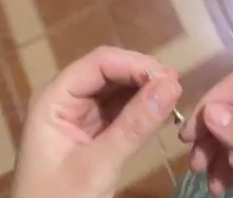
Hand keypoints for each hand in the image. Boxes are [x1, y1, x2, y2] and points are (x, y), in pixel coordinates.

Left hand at [12, 46, 180, 197]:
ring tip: (175, 95)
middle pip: (109, 72)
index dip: (134, 64)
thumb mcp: (96, 168)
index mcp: (55, 98)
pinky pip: (119, 112)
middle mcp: (67, 99)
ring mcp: (79, 117)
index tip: (168, 77)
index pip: (98, 64)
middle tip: (177, 86)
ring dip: (144, 91)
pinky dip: (140, 110)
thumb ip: (133, 127)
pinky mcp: (92, 135)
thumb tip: (172, 85)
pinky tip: (161, 111)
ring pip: (117, 90)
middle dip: (142, 76)